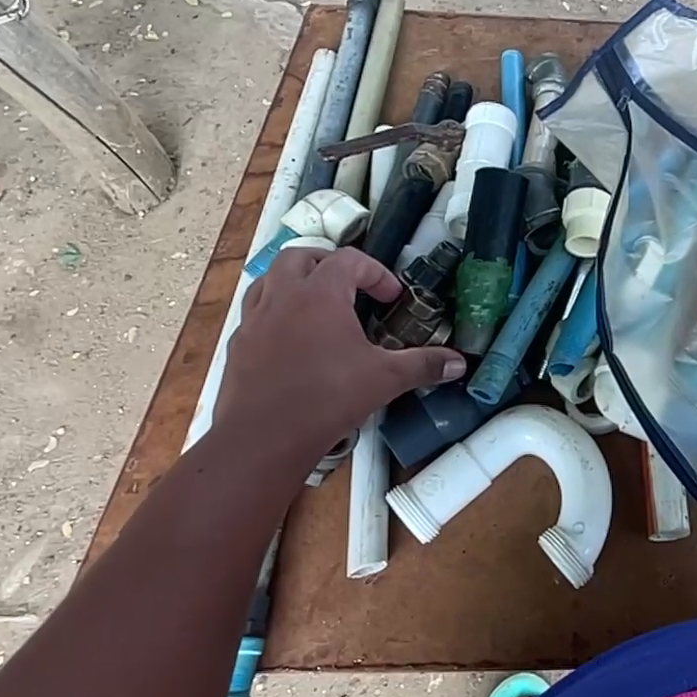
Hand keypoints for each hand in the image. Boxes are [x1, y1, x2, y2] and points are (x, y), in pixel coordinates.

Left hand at [212, 247, 464, 469]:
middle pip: (301, 257)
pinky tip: (295, 342)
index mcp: (320, 294)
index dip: (376, 273)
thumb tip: (458, 363)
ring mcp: (254, 321)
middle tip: (352, 288)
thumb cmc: (327, 399)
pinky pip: (256, 314)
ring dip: (296, 284)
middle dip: (329, 265)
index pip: (349, 260)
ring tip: (320, 307)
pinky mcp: (238, 347)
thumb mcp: (386, 378)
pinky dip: (277, 315)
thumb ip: (423, 364)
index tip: (391, 297)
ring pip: (270, 280)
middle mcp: (282, 297)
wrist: (262, 439)